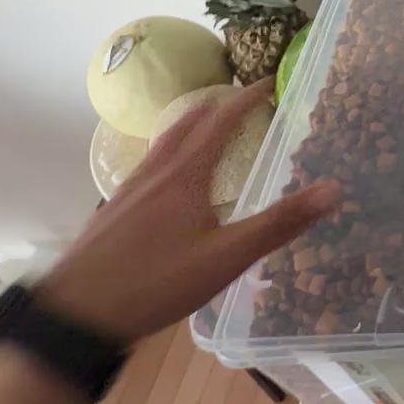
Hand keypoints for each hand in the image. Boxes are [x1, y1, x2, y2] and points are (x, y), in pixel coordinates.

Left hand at [38, 79, 339, 344]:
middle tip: (241, 97)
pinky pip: (148, 168)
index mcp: (185, 175)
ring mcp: (128, 194)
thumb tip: (334, 189)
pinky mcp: (112, 216)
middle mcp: (156, 174)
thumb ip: (280, 223)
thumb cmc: (153, 283)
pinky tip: (167, 180)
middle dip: (217, 106)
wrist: (69, 320)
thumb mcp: (226, 256)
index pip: (221, 122)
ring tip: (204, 123)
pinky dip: (170, 154)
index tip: (271, 82)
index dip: (248, 100)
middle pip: (187, 125)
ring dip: (189, 126)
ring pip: (163, 146)